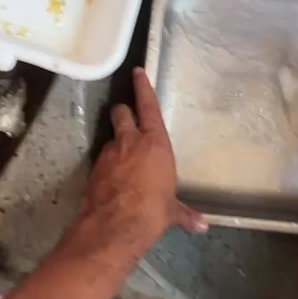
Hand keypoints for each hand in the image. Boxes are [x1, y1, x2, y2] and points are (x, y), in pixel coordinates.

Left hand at [63, 67, 205, 265]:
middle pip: (121, 112)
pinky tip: (114, 177)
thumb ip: (185, 213)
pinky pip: (103, 159)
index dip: (142, 88)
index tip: (137, 72)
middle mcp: (130, 142)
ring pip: (111, 136)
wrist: (114, 226)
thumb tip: (203, 225)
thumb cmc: (152, 210)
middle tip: (128, 117)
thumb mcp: (171, 211)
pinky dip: (109, 163)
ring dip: (116, 141)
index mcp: (155, 143)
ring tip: (123, 155)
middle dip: (124, 112)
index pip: (148, 106)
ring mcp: (109, 154)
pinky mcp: (94, 170)